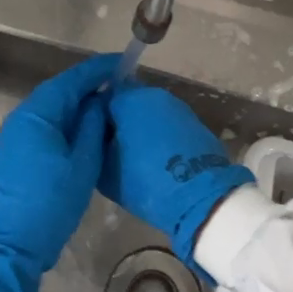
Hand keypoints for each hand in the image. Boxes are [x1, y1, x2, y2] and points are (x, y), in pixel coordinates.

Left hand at [0, 53, 118, 291]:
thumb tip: (100, 100)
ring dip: (81, 107)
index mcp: (39, 111)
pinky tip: (88, 133)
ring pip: (55, 110)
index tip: (125, 63)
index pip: (74, 78)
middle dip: (91, 87)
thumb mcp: (82, 164)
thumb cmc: (48, 203)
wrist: (3, 246)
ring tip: (111, 109)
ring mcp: (17, 135)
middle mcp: (24, 115)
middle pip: (62, 91)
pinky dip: (69, 124)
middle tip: (123, 87)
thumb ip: (92, 127)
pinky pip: (48, 126)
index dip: (100, 69)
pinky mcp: (16, 153)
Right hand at [99, 79, 254, 272]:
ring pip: (148, 110)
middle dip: (118, 118)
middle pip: (127, 99)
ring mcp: (177, 106)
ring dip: (140, 125)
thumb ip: (95, 144)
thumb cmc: (146, 181)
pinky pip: (167, 121)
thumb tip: (95, 133)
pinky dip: (159, 133)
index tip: (91, 133)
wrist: (201, 196)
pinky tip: (157, 157)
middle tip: (110, 145)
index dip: (94, 113)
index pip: (102, 95)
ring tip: (133, 153)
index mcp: (129, 99)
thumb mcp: (105, 169)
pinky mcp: (194, 121)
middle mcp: (153, 94)